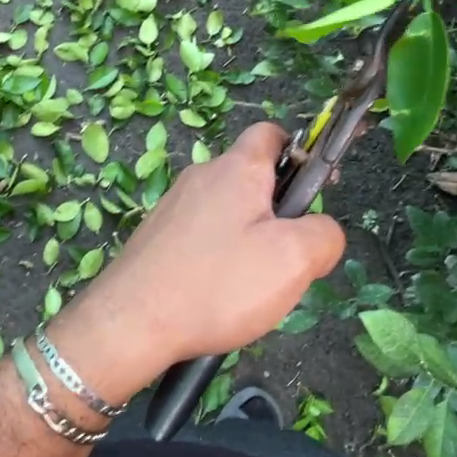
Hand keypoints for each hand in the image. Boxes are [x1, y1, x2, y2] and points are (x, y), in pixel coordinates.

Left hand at [43, 122, 345, 405]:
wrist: (131, 323)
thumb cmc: (219, 283)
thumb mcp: (294, 260)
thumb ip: (325, 235)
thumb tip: (323, 230)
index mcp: (238, 168)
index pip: (271, 133)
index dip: (299, 152)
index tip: (312, 190)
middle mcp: (202, 175)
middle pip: (251, 177)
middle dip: (276, 210)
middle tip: (287, 256)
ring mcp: (174, 205)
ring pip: (227, 210)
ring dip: (247, 238)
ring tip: (251, 285)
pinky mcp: (156, 236)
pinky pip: (201, 235)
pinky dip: (217, 257)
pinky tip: (217, 295)